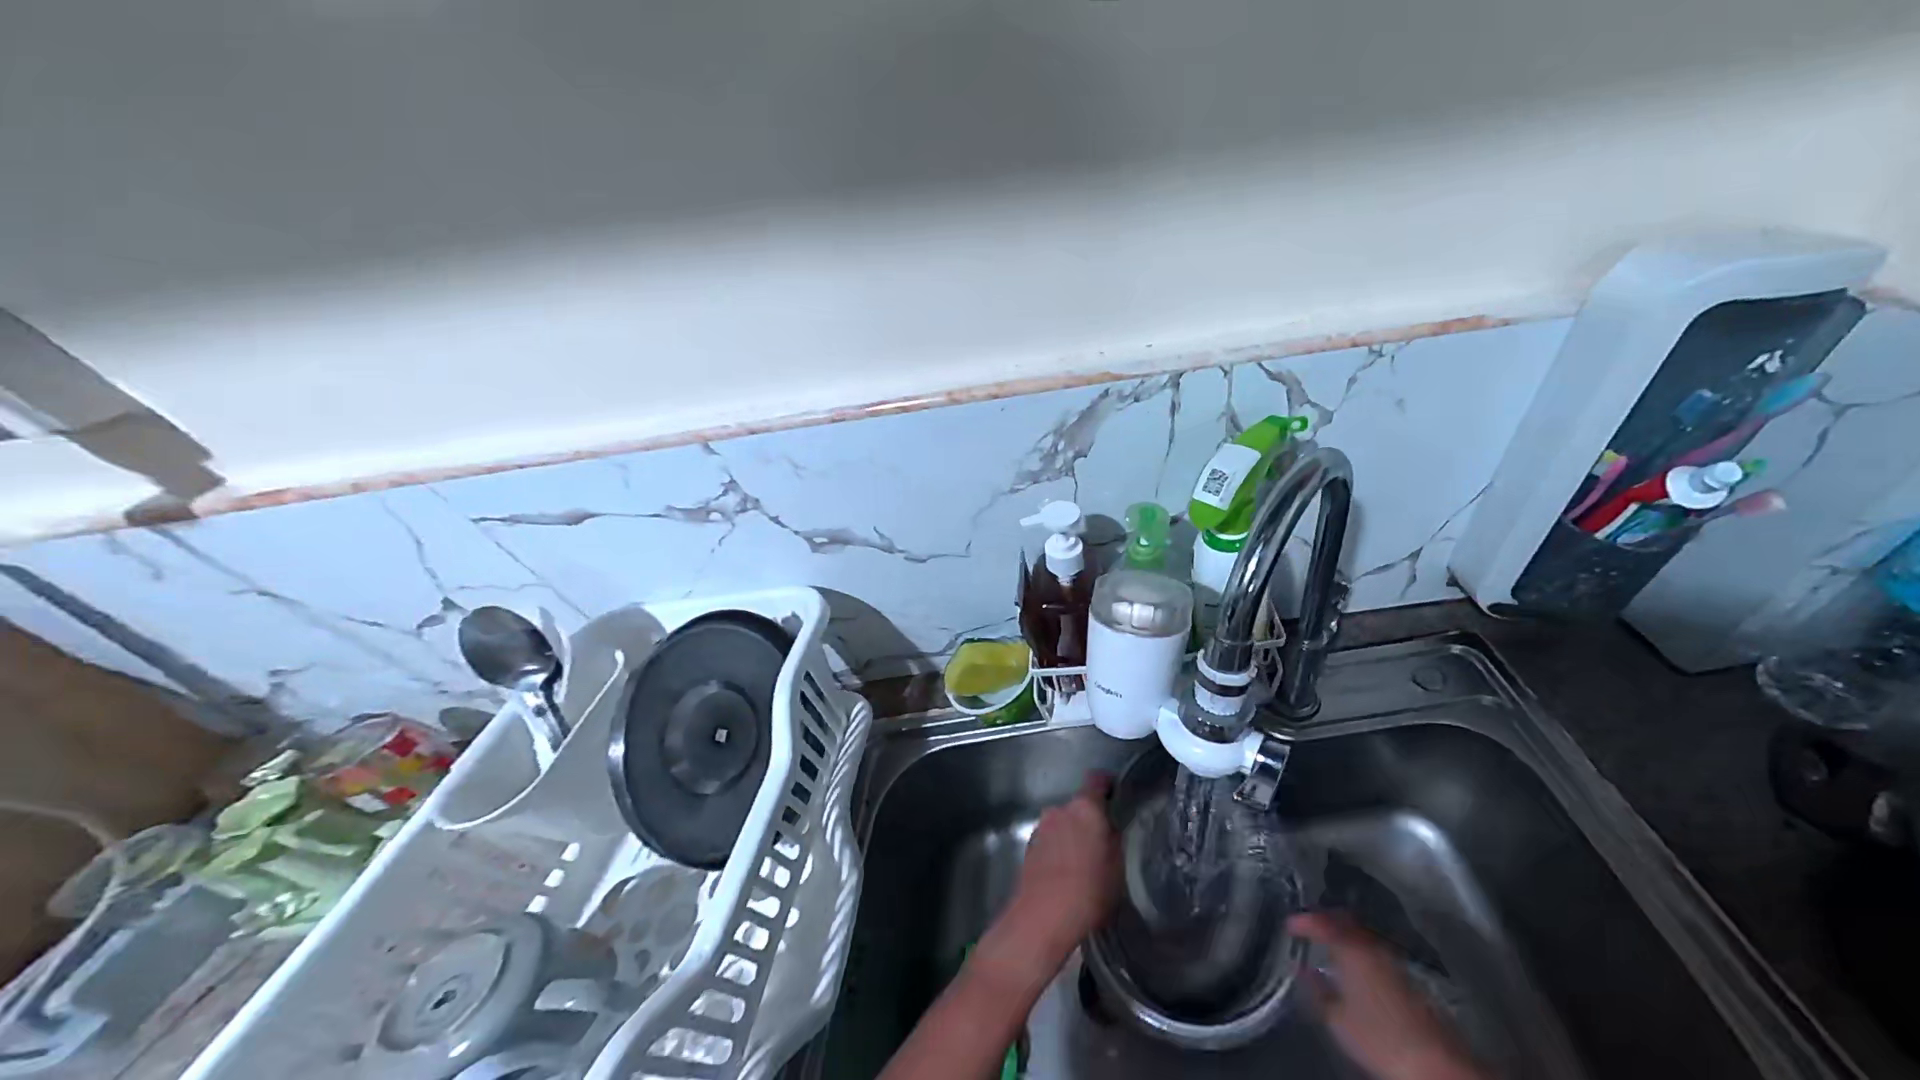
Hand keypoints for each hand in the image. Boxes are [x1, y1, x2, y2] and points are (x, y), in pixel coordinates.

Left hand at [1004, 772, 1121, 962]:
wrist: (1042, 917)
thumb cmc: (1088, 890)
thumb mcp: (1118, 866)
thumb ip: (1115, 838)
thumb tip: (1112, 826)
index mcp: (1084, 808)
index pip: (1097, 780)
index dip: (1108, 784)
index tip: (1117, 794)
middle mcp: (1059, 810)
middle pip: (1079, 806)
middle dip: (1091, 819)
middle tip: (1105, 841)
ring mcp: (1041, 828)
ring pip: (1063, 823)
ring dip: (1073, 834)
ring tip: (1086, 862)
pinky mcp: (1029, 847)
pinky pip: (1051, 840)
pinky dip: (1060, 848)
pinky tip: (1067, 872)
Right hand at [1289, 912, 1488, 1079]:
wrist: (1437, 1064)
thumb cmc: (1379, 1038)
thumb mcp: (1336, 1017)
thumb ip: (1315, 989)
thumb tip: (1301, 968)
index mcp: (1352, 949)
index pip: (1322, 922)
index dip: (1302, 920)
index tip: (1288, 925)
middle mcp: (1373, 946)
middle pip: (1345, 921)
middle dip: (1325, 920)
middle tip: (1308, 927)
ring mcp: (1394, 960)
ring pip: (1362, 935)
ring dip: (1343, 935)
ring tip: (1327, 946)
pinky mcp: (1408, 977)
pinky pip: (1374, 950)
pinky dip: (1359, 950)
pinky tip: (1353, 967)